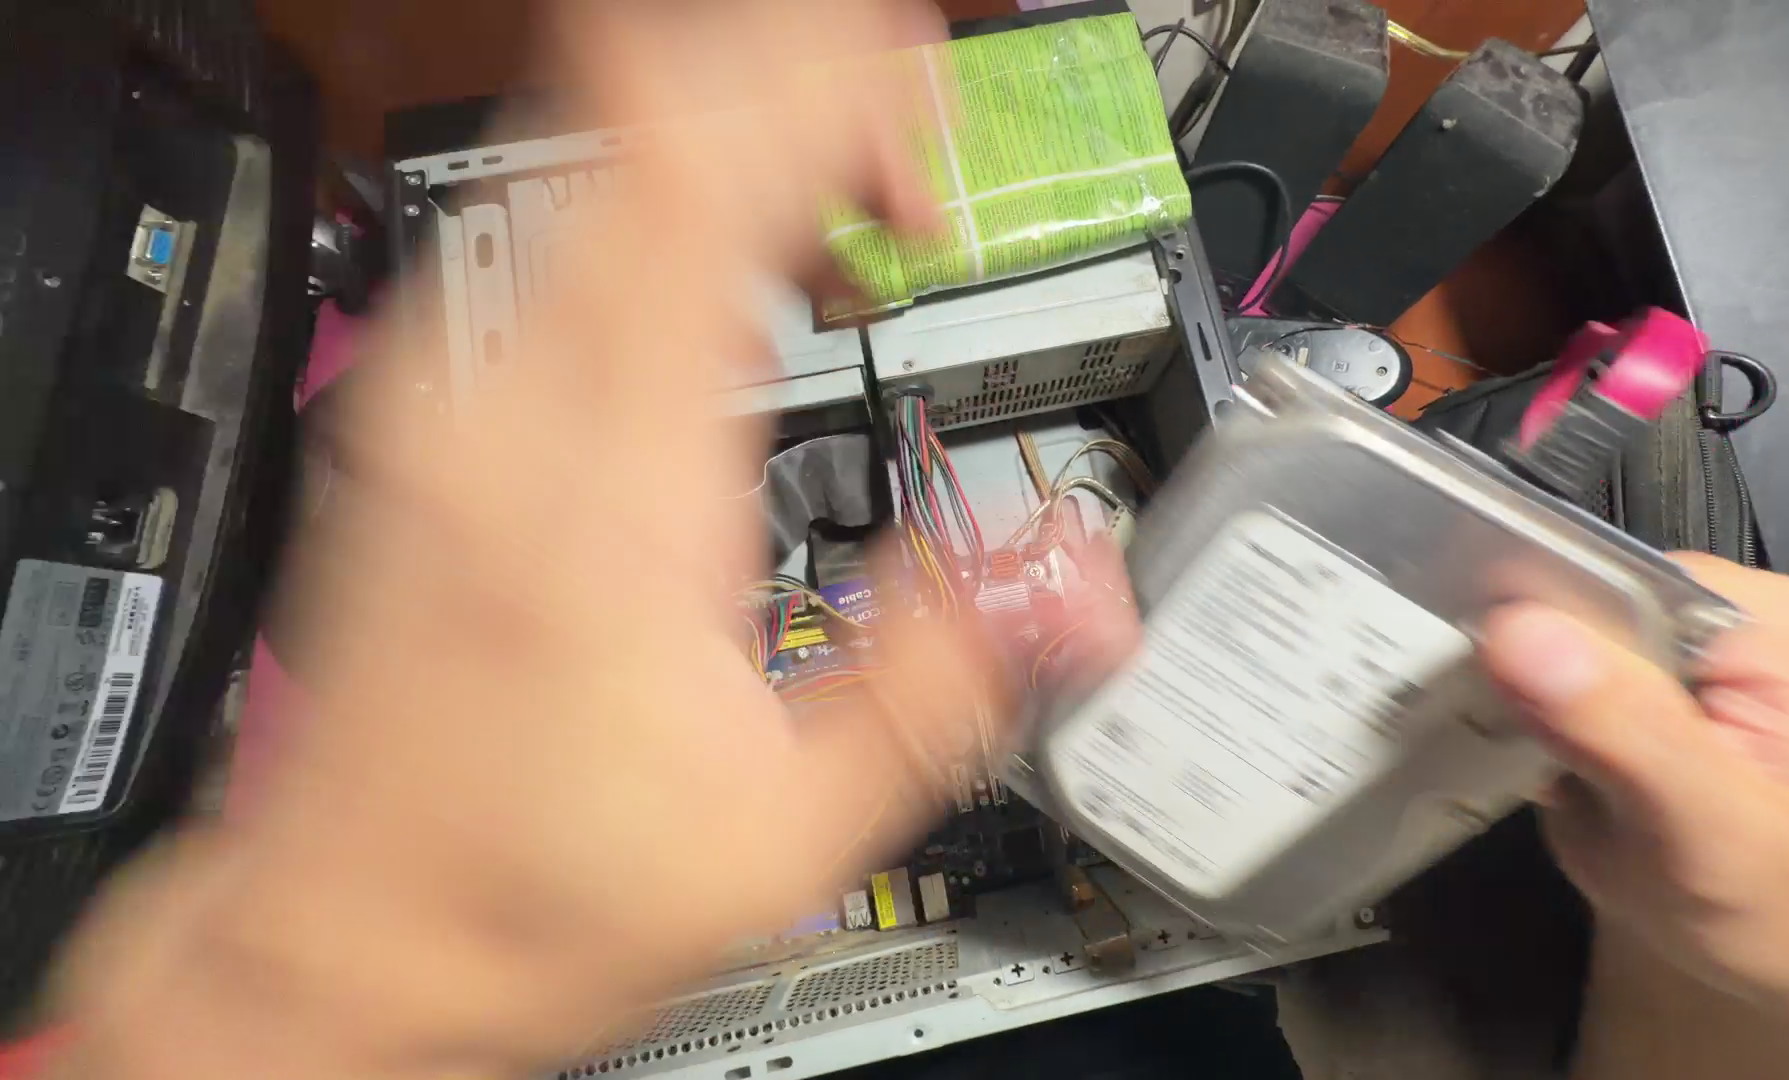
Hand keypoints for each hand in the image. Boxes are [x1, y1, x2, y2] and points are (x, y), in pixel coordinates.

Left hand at [42, 4, 1119, 1079]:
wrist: (365, 934)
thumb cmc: (542, 885)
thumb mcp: (791, 822)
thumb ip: (946, 673)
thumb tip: (1070, 577)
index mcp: (613, 493)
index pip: (707, 181)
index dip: (829, 101)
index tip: (928, 133)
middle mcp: (514, 409)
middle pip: (644, 111)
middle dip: (798, 80)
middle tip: (912, 149)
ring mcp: (465, 397)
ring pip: (601, 149)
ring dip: (750, 134)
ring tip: (863, 214)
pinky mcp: (458, 419)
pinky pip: (571, 234)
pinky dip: (689, 206)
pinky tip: (764, 276)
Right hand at [1481, 554, 1788, 1073]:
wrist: (1738, 959)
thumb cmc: (1762, 907)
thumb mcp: (1707, 826)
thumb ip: (1625, 728)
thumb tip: (1520, 634)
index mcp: (1763, 622)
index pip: (1610, 579)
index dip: (1539, 619)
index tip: (1491, 678)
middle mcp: (1701, 614)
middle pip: (1559, 593)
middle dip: (1510, 653)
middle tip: (1489, 719)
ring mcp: (1645, 648)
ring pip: (1524, 627)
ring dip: (1489, 677)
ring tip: (1487, 731)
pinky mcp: (1595, 682)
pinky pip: (1514, 663)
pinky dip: (1491, 699)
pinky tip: (1491, 734)